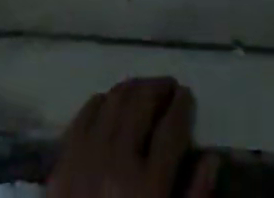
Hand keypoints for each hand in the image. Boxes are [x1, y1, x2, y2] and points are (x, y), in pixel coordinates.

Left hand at [49, 78, 218, 197]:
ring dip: (133, 89)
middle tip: (168, 89)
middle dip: (160, 88)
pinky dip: (101, 102)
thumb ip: (195, 196)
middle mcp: (118, 164)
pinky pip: (83, 116)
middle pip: (142, 103)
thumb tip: (212, 157)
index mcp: (149, 186)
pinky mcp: (61, 166)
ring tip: (143, 92)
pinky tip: (111, 105)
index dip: (183, 103)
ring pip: (114, 101)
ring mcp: (85, 161)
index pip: (172, 126)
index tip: (186, 95)